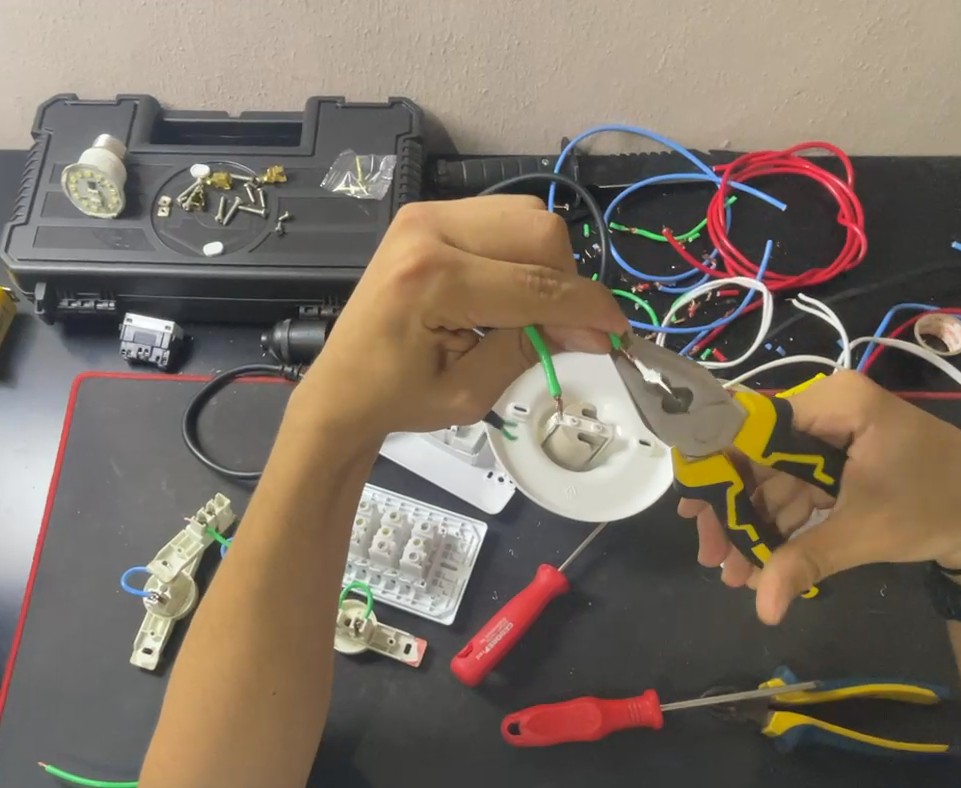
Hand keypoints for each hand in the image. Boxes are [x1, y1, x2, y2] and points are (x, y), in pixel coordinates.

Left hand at [286, 196, 628, 446]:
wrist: (342, 390)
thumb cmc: (397, 400)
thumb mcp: (470, 391)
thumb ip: (530, 349)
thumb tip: (592, 329)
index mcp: (434, 280)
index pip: (538, 285)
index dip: (588, 309)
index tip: (617, 334)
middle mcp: (429, 230)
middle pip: (540, 233)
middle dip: (567, 284)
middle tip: (563, 331)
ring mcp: (425, 214)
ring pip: (527, 218)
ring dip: (546, 266)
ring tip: (529, 313)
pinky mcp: (426, 215)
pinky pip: (500, 220)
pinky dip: (520, 255)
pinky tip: (506, 292)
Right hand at [680, 370, 960, 623]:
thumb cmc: (941, 505)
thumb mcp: (865, 533)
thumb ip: (803, 561)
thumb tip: (761, 610)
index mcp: (832, 404)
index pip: (748, 426)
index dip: (713, 468)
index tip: (693, 513)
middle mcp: (823, 410)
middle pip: (752, 458)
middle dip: (733, 514)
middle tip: (714, 558)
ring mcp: (828, 437)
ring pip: (767, 480)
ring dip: (752, 527)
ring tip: (734, 573)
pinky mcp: (834, 462)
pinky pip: (790, 490)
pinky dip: (777, 526)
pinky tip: (760, 562)